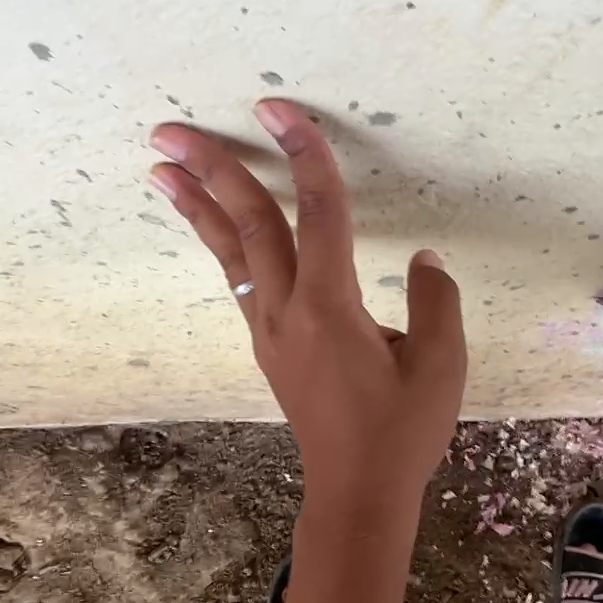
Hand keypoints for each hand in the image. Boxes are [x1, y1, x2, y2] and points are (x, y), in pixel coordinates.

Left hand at [148, 99, 467, 511]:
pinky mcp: (268, 345)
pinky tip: (213, 228)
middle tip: (167, 129)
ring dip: (198, 206)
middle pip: (249, 224)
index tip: (280, 110)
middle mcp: (287, 310)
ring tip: (160, 169)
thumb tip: (425, 258)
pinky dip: (220, 243)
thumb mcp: (441, 365)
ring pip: (231, 253)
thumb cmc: (402, 432)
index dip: (306, 156)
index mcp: (331, 308)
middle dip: (212, 169)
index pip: (320, 213)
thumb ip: (436, 300)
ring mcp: (270, 329)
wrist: (356, 492)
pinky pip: (239, 279)